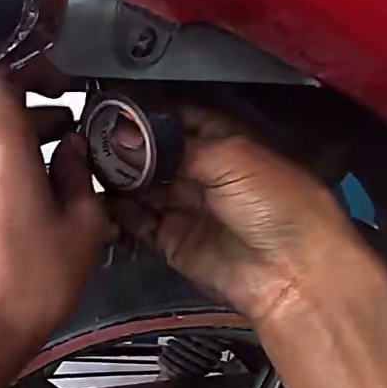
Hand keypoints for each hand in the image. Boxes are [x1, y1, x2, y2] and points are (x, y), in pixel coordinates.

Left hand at [0, 79, 108, 359]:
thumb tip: (75, 151)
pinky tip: (25, 203)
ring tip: (52, 177)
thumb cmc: (26, 284)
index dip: (33, 69)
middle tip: (70, 143)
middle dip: (36, 122)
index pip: (3, 73)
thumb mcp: (82, 224)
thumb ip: (80, 173)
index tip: (56, 85)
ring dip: (17, 149)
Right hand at [110, 110, 382, 326]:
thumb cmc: (282, 208)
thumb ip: (173, 147)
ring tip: (95, 166)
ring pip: (143, 187)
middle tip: (98, 141)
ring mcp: (188, 208)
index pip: (179, 121)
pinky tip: (102, 198)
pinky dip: (119, 212)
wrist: (292, 273)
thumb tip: (127, 135)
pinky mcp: (173, 241)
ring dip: (120, 178)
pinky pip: (139, 222)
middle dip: (128, 148)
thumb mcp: (230, 159)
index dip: (148, 118)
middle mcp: (205, 174)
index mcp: (227, 144)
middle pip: (156, 155)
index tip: (116, 114)